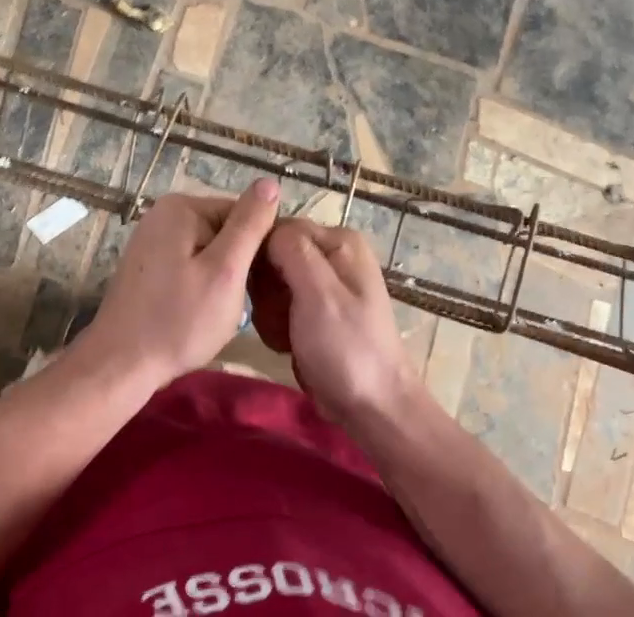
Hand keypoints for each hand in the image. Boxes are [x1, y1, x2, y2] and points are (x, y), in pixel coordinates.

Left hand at [78, 180, 279, 385]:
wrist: (122, 364)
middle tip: (243, 300)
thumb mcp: (225, 271)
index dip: (261, 246)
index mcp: (182, 207)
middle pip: (225, 230)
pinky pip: (191, 264)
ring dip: (223, 277)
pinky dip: (203, 284)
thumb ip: (249, 225)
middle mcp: (163, 214)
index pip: (244, 213)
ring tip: (223, 309)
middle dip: (240, 263)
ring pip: (210, 251)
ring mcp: (153, 239)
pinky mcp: (149, 265)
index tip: (266, 281)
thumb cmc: (179, 320)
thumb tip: (270, 182)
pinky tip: (202, 311)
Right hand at [265, 219, 418, 423]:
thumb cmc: (347, 348)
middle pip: (274, 256)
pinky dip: (276, 323)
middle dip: (267, 289)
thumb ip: (292, 251)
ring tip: (284, 335)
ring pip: (272, 282)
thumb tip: (267, 226)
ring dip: (269, 310)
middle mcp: (333, 254)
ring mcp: (325, 283)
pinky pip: (279, 303)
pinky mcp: (315, 309)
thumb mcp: (319, 294)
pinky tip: (286, 342)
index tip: (261, 291)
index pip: (278, 229)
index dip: (262, 259)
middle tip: (276, 319)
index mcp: (340, 241)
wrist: (371, 407)